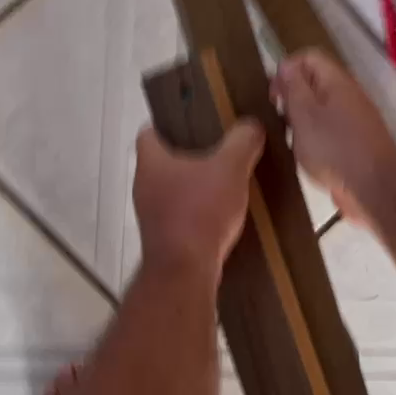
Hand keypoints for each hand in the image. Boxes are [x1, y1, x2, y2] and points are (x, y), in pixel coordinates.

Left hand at [132, 120, 263, 283]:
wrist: (185, 273)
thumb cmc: (201, 212)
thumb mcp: (230, 167)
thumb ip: (243, 141)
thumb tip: (252, 125)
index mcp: (151, 161)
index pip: (149, 131)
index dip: (169, 123)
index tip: (194, 121)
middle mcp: (144, 186)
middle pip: (163, 160)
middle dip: (190, 153)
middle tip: (220, 147)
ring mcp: (151, 215)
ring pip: (173, 188)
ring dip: (196, 184)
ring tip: (227, 179)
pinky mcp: (163, 238)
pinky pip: (180, 214)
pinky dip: (198, 210)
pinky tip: (223, 212)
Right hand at [272, 50, 395, 226]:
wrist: (375, 189)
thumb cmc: (334, 149)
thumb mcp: (304, 115)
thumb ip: (294, 87)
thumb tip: (286, 65)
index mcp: (337, 82)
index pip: (309, 57)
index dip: (287, 69)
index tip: (273, 95)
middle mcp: (350, 96)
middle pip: (316, 83)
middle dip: (293, 97)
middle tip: (280, 120)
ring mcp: (356, 120)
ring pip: (322, 109)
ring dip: (302, 121)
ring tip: (290, 140)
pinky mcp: (357, 144)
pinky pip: (331, 131)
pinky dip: (315, 139)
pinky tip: (306, 156)